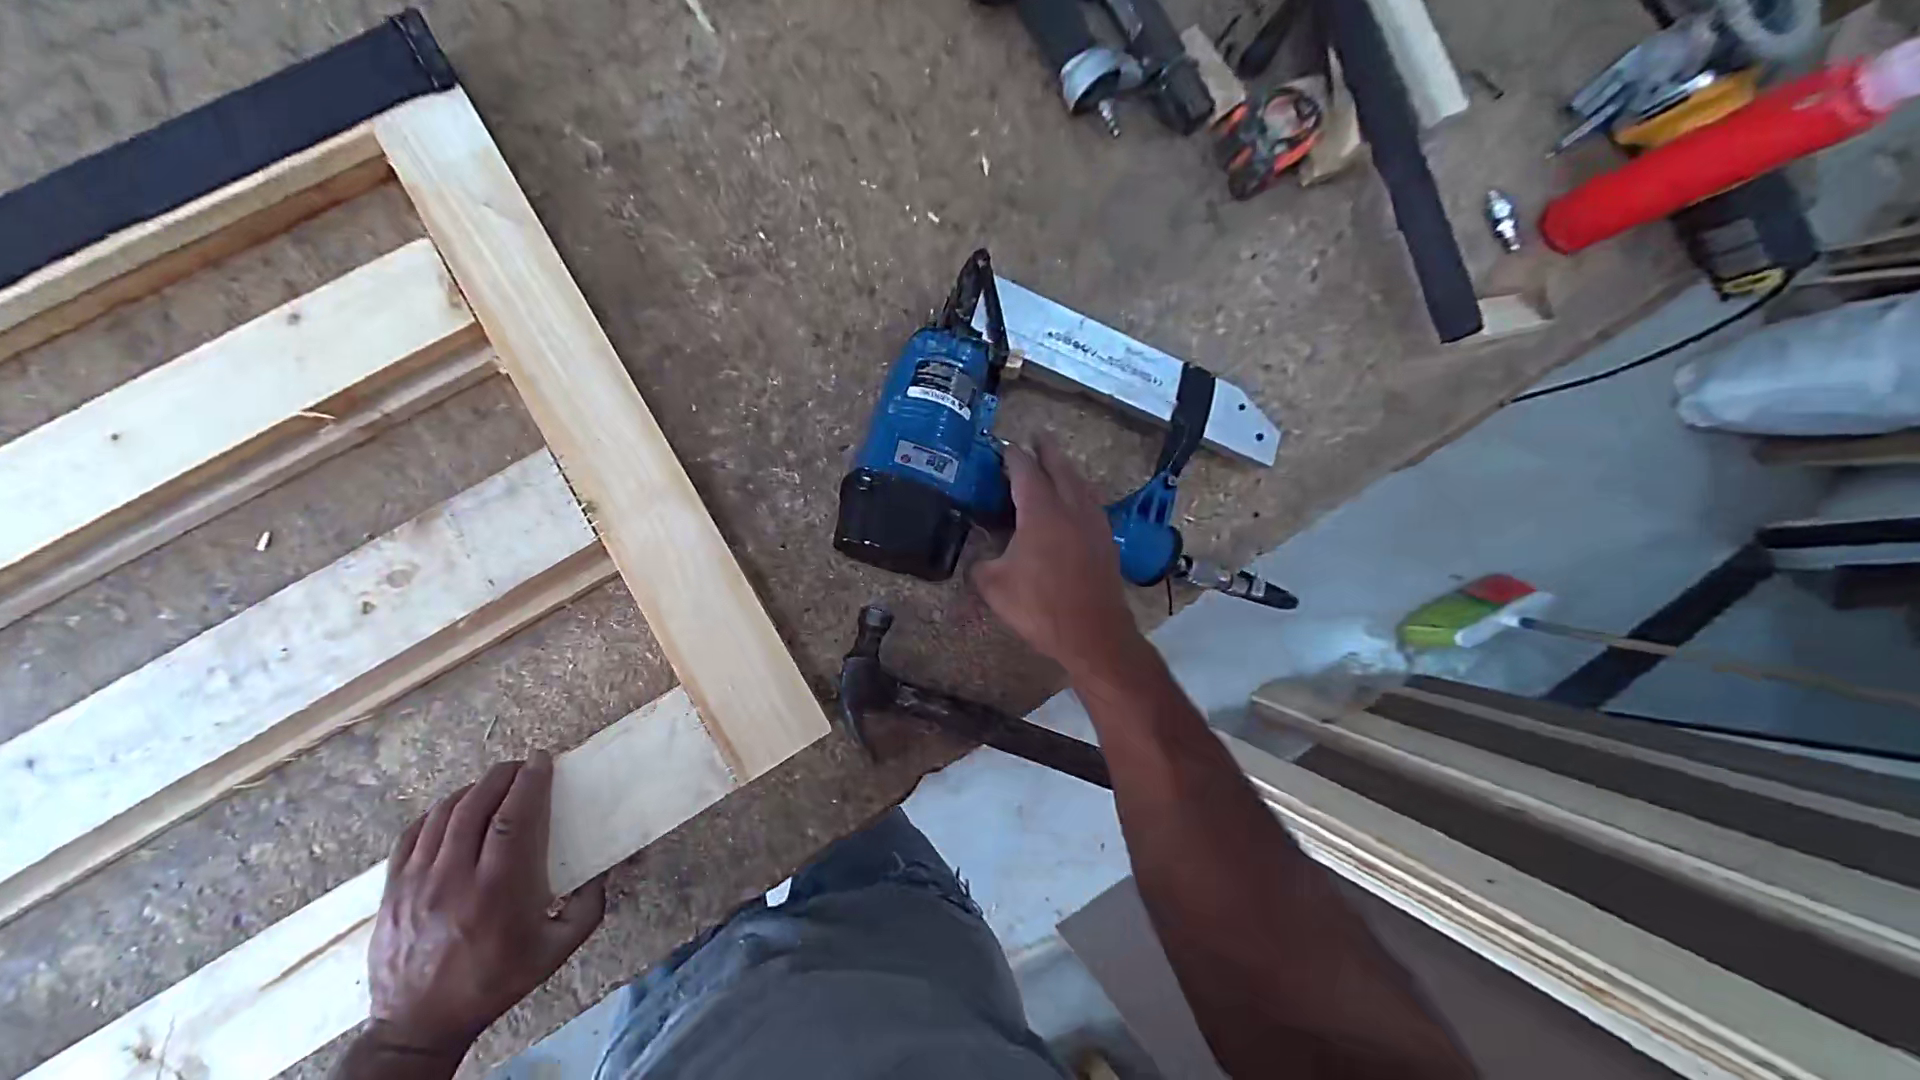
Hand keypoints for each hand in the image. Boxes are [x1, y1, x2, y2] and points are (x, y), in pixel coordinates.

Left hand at [366, 752, 605, 1060]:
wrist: (419, 1026)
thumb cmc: (496, 982)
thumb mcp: (558, 948)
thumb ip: (590, 904)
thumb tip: (605, 867)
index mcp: (498, 890)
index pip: (512, 817)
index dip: (529, 782)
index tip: (543, 761)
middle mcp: (454, 879)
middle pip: (476, 806)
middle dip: (502, 776)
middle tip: (522, 766)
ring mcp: (416, 884)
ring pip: (443, 815)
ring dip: (472, 790)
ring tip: (493, 783)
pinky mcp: (391, 892)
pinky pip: (412, 835)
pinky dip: (436, 812)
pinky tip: (454, 808)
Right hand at [972, 439, 1150, 678]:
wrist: (1094, 633)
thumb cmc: (1041, 607)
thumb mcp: (994, 587)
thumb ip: (979, 565)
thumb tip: (977, 558)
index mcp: (1041, 512)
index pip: (1025, 471)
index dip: (1013, 456)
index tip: (1004, 447)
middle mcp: (1071, 508)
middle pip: (1060, 468)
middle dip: (1046, 450)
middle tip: (1037, 437)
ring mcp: (1093, 523)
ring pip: (1080, 483)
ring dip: (1066, 468)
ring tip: (1056, 463)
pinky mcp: (1105, 541)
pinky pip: (1091, 502)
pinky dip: (1079, 491)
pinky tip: (1076, 502)